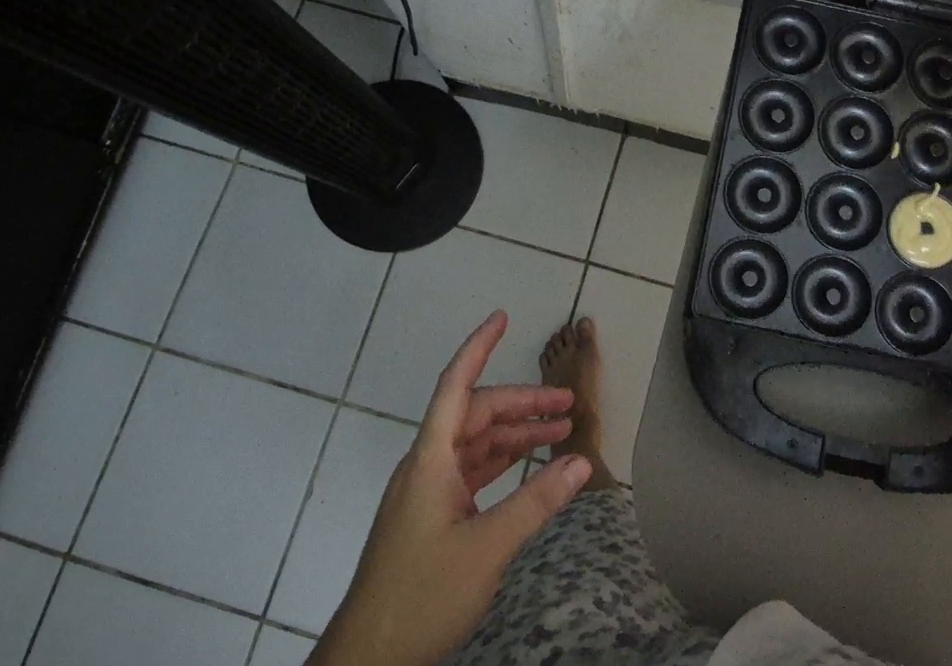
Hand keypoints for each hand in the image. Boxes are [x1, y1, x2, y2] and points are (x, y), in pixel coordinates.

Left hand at [313, 312, 595, 665]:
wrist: (370, 653)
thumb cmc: (422, 593)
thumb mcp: (488, 547)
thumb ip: (536, 502)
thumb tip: (581, 461)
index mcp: (431, 459)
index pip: (455, 387)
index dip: (478, 348)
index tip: (501, 318)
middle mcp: (427, 465)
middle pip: (475, 415)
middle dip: (521, 402)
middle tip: (568, 403)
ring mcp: (428, 491)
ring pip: (476, 444)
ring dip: (516, 433)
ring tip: (561, 429)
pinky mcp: (432, 515)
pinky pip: (472, 471)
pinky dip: (503, 462)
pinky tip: (530, 465)